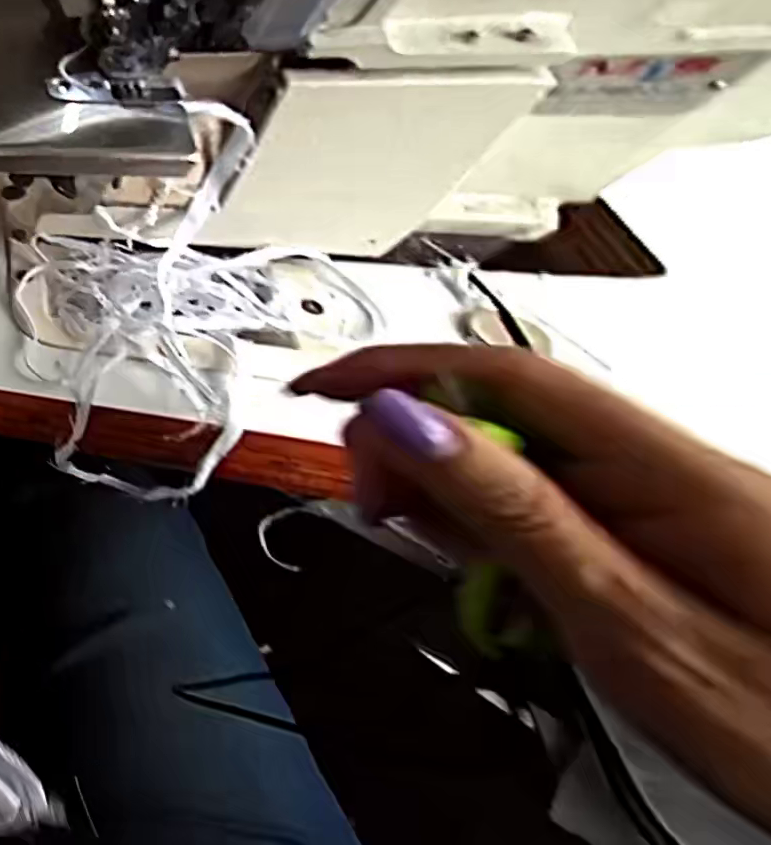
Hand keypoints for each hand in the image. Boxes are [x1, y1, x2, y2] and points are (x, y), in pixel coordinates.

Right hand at [292, 345, 770, 827]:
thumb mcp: (625, 625)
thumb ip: (509, 511)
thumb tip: (402, 419)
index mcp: (677, 476)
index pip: (504, 375)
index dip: (394, 368)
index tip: (316, 388)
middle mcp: (664, 470)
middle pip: (491, 407)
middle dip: (405, 442)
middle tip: (377, 504)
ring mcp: (652, 500)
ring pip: (497, 452)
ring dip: (437, 488)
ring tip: (436, 547)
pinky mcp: (636, 529)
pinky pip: (523, 495)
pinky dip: (474, 519)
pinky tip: (479, 559)